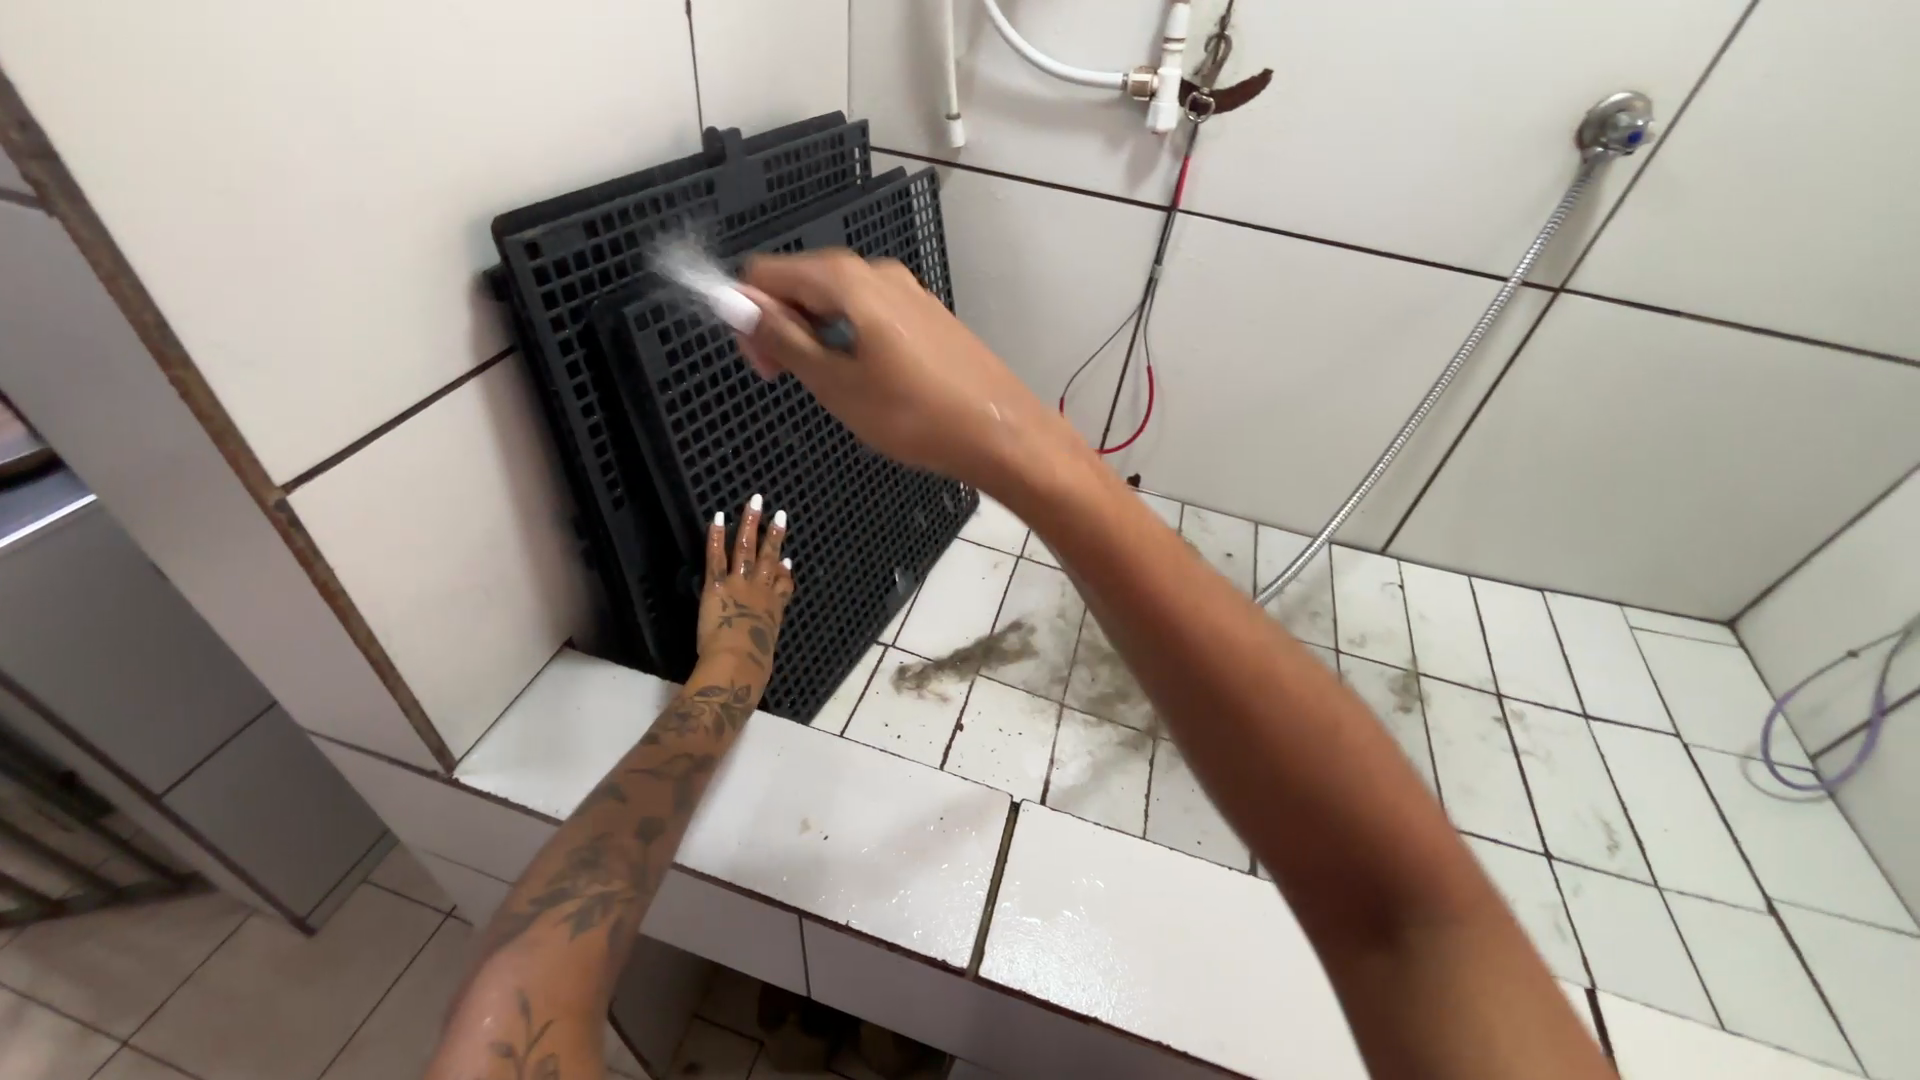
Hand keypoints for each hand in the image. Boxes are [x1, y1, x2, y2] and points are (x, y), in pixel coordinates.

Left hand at [698, 496, 795, 677]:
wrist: (738, 661)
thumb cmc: (751, 665)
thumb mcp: (766, 651)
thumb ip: (766, 637)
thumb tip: (765, 633)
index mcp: (774, 609)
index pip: (783, 585)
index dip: (784, 571)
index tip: (786, 560)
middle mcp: (760, 591)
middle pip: (769, 558)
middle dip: (774, 535)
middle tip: (779, 514)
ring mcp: (740, 585)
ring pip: (746, 549)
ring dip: (751, 524)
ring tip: (754, 503)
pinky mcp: (718, 585)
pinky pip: (716, 557)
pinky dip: (716, 537)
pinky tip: (717, 518)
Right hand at [735, 252, 1084, 492]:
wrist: (1001, 433)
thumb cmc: (915, 415)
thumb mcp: (836, 384)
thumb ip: (783, 340)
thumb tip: (738, 304)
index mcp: (848, 281)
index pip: (767, 273)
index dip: (748, 314)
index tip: (760, 365)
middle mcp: (877, 273)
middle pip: (803, 283)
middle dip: (782, 327)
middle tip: (790, 383)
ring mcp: (908, 293)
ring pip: (837, 303)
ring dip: (817, 340)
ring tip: (836, 391)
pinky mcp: (927, 316)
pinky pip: (869, 317)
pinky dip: (850, 343)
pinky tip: (869, 384)